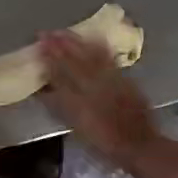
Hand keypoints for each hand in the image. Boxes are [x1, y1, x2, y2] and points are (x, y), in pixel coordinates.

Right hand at [38, 31, 163, 167]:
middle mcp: (93, 83)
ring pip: (90, 54)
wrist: (139, 144)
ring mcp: (110, 78)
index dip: (48, 56)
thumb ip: (59, 106)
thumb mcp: (76, 127)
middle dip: (58, 44)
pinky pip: (107, 57)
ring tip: (64, 33)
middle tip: (46, 33)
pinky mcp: (124, 78)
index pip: (59, 70)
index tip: (38, 44)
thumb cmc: (103, 141)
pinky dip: (97, 46)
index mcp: (78, 96)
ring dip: (76, 41)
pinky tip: (93, 39)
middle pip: (73, 58)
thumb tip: (42, 90)